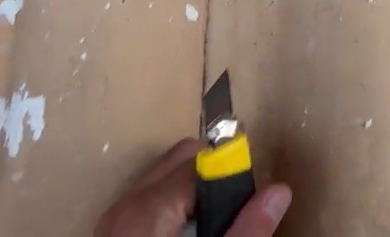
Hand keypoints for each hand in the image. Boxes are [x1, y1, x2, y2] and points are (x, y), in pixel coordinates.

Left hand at [94, 139, 292, 236]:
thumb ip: (246, 234)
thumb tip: (279, 192)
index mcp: (146, 211)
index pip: (202, 162)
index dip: (231, 177)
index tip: (246, 206)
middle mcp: (124, 208)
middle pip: (181, 160)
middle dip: (212, 179)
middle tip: (229, 221)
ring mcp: (111, 225)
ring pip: (164, 181)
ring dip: (193, 197)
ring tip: (208, 235)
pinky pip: (147, 205)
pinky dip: (172, 214)